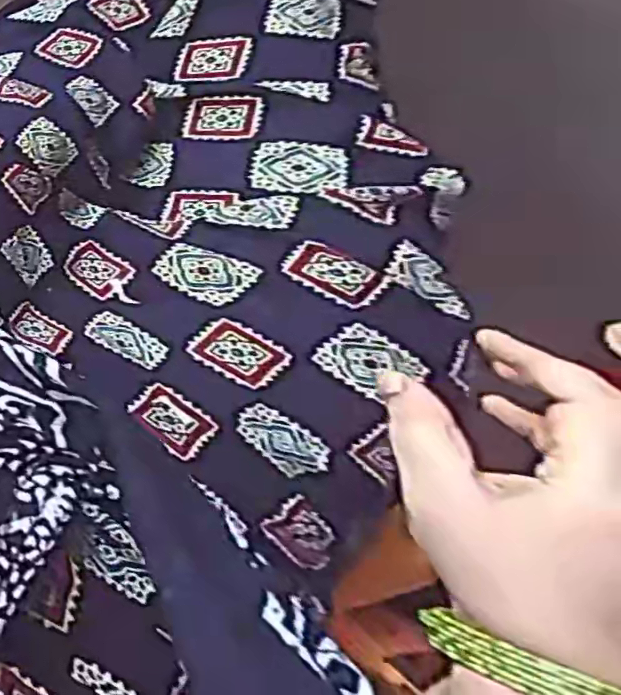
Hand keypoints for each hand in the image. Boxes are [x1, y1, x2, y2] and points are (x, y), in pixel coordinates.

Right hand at [384, 328, 620, 687]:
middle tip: (495, 354)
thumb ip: (418, 430)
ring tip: (496, 388)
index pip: (587, 398)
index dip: (536, 359)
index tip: (490, 340)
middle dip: (551, 377)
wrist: (547, 657)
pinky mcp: (612, 527)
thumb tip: (397, 380)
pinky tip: (512, 433)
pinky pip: (596, 464)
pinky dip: (556, 438)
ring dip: (552, 407)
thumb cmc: (502, 584)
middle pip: (606, 415)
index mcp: (600, 487)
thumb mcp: (440, 498)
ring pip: (603, 440)